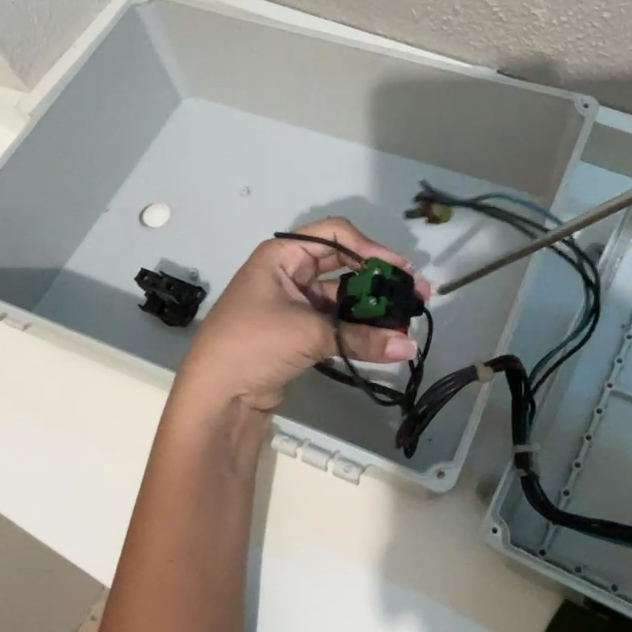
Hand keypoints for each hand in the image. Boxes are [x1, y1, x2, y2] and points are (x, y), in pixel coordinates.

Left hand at [177, 218, 429, 410]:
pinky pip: (335, 322)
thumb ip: (362, 338)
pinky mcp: (297, 332)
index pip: (335, 235)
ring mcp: (292, 304)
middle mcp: (287, 273)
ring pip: (341, 297)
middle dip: (378, 278)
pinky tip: (385, 338)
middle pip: (342, 265)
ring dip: (372, 306)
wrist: (216, 396)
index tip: (400, 269)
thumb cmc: (254, 345)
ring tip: (407, 317)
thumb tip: (409, 347)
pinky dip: (358, 329)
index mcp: (281, 255)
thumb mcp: (310, 334)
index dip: (370, 248)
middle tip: (415, 293)